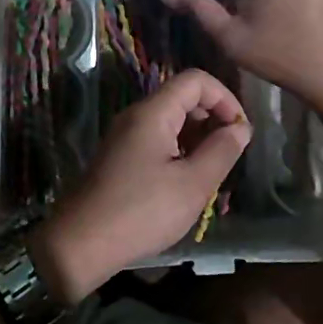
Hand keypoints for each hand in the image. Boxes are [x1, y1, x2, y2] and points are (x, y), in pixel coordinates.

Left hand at [28, 70, 250, 302]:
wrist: (81, 243)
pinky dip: (180, 152)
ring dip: (198, 139)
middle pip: (183, 98)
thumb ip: (221, 151)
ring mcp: (126, 136)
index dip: (225, 98)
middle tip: (231, 155)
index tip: (241, 131)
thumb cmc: (142, 212)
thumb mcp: (192, 184)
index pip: (196, 80)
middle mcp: (136, 116)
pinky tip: (190, 183)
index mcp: (153, 113)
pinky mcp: (121, 157)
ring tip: (215, 174)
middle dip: (213, 120)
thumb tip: (241, 128)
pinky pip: (158, 141)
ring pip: (172, 122)